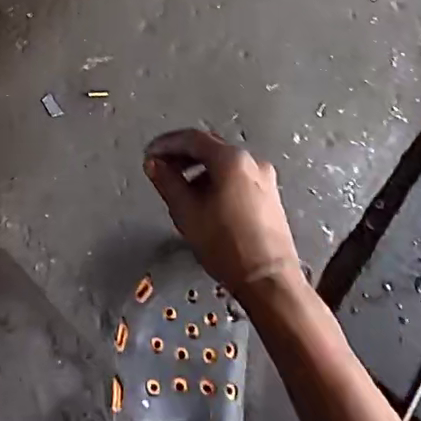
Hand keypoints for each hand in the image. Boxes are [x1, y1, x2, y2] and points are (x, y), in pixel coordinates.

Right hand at [144, 129, 301, 296]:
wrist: (270, 282)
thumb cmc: (227, 247)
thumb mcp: (187, 212)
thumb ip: (167, 181)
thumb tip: (154, 164)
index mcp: (231, 159)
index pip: (192, 138)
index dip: (167, 144)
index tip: (151, 154)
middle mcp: (251, 161)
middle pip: (210, 147)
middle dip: (183, 155)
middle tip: (161, 167)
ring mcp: (264, 178)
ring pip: (224, 163)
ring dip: (199, 169)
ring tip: (179, 187)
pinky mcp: (269, 196)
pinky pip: (237, 177)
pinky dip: (217, 180)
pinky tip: (204, 200)